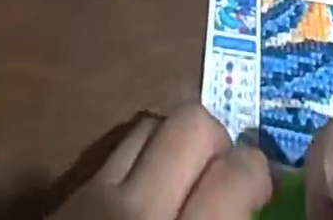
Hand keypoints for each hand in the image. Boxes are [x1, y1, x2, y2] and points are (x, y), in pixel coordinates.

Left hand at [49, 103, 272, 219]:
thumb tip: (251, 202)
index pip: (236, 174)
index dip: (259, 173)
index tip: (262, 191)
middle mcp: (141, 208)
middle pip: (192, 124)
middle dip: (218, 141)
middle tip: (223, 178)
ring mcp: (97, 195)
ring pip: (152, 123)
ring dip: (177, 141)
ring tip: (185, 176)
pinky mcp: (70, 194)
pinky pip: (117, 147)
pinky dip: (142, 153)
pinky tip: (147, 184)